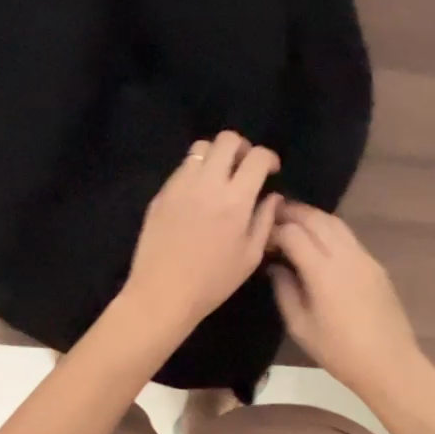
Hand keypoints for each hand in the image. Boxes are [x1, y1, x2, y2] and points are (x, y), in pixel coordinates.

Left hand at [122, 131, 282, 334]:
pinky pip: (182, 168)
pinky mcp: (161, 193)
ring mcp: (180, 185)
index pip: (257, 157)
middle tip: (245, 168)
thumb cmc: (212, 282)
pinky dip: (196, 171)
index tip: (271, 171)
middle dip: (242, 148)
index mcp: (235, 199)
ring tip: (220, 177)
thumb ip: (265, 221)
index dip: (269, 158)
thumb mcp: (250, 256)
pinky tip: (198, 195)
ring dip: (216, 155)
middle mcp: (207, 183)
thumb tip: (273, 197)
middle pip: (227, 139)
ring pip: (201, 148)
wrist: (162, 294)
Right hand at [268, 203, 427, 397]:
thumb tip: (276, 267)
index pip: (293, 233)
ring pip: (335, 223)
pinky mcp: (375, 265)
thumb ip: (284, 290)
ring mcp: (364, 257)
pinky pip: (348, 236)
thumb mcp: (300, 326)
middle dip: (292, 213)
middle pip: (316, 219)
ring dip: (312, 217)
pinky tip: (318, 241)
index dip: (273, 230)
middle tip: (271, 215)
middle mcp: (345, 255)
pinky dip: (328, 229)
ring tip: (292, 221)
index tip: (260, 238)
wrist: (389, 363)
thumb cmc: (339, 351)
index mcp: (323, 271)